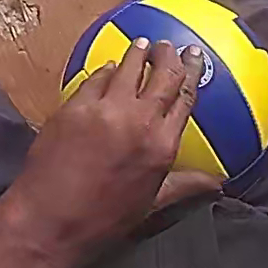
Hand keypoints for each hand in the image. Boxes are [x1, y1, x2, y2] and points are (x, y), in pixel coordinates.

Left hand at [0, 38, 220, 265]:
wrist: (50, 222)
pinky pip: (96, 78)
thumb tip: (217, 183)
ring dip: (137, 53)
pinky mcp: (76, 107)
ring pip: (128, 67)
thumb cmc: (104, 219)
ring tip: (141, 45)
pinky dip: (105, 71)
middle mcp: (139, 121)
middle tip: (167, 45)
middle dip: (167, 55)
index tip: (194, 56)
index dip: (192, 71)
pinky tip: (107, 69)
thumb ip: (186, 185)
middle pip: (161, 75)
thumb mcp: (152, 203)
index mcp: (162, 145)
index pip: (185, 97)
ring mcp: (106, 110)